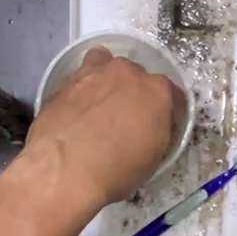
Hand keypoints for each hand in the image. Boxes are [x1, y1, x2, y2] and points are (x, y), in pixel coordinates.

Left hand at [14, 47, 181, 216]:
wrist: (63, 169)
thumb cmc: (116, 169)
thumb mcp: (152, 159)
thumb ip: (157, 132)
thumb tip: (150, 127)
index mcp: (156, 91)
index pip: (173, 95)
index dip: (169, 113)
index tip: (162, 128)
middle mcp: (126, 73)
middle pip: (137, 76)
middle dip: (135, 94)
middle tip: (127, 119)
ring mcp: (92, 73)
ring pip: (104, 65)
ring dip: (106, 82)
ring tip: (100, 108)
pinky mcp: (63, 83)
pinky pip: (78, 81)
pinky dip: (81, 93)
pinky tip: (76, 113)